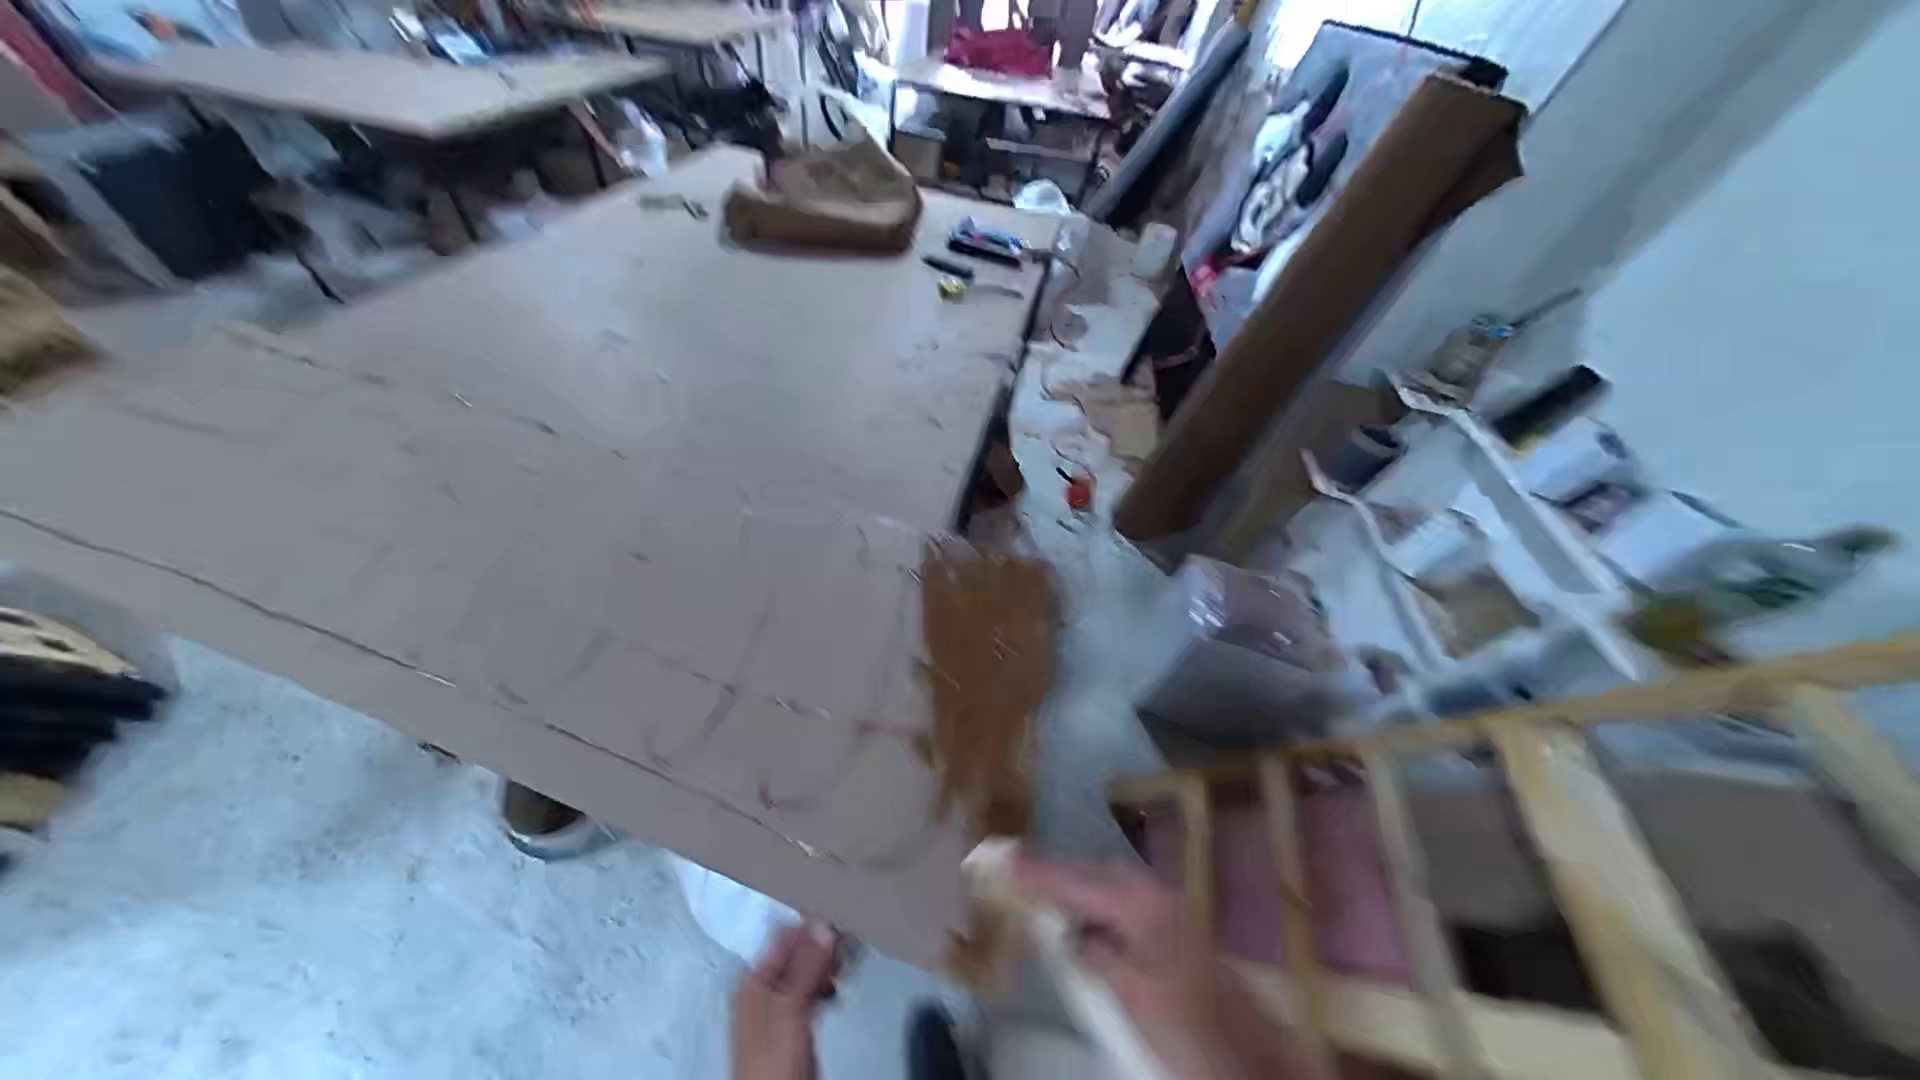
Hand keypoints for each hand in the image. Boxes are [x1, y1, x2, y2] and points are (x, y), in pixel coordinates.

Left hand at [732, 921, 840, 1079]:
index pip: (783, 935)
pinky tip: (838, 982)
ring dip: (828, 960)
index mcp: (754, 980)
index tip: (837, 922)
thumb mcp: (790, 1010)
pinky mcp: (796, 1021)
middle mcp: (765, 988)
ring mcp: (780, 1005)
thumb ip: (805, 965)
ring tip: (847, 958)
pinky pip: (814, 987)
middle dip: (822, 943)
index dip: (810, 925)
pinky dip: (827, 980)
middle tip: (848, 940)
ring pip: (807, 967)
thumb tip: (822, 923)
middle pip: (797, 950)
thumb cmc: (771, 1064)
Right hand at [1013, 857, 1299, 1079]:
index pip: (1078, 881)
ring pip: (1109, 884)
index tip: (1006, 862)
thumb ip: (1095, 954)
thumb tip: (1069, 933)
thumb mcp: (1132, 995)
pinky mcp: (1174, 925)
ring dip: (1077, 885)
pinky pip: (1123, 899)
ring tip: (1043, 891)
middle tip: (1019, 874)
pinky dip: (1096, 901)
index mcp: (1140, 904)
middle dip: (1057, 872)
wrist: (1252, 1053)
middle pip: (1094, 872)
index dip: (1040, 874)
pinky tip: (1084, 917)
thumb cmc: (1187, 1027)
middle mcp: (1155, 894)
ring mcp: (1169, 907)